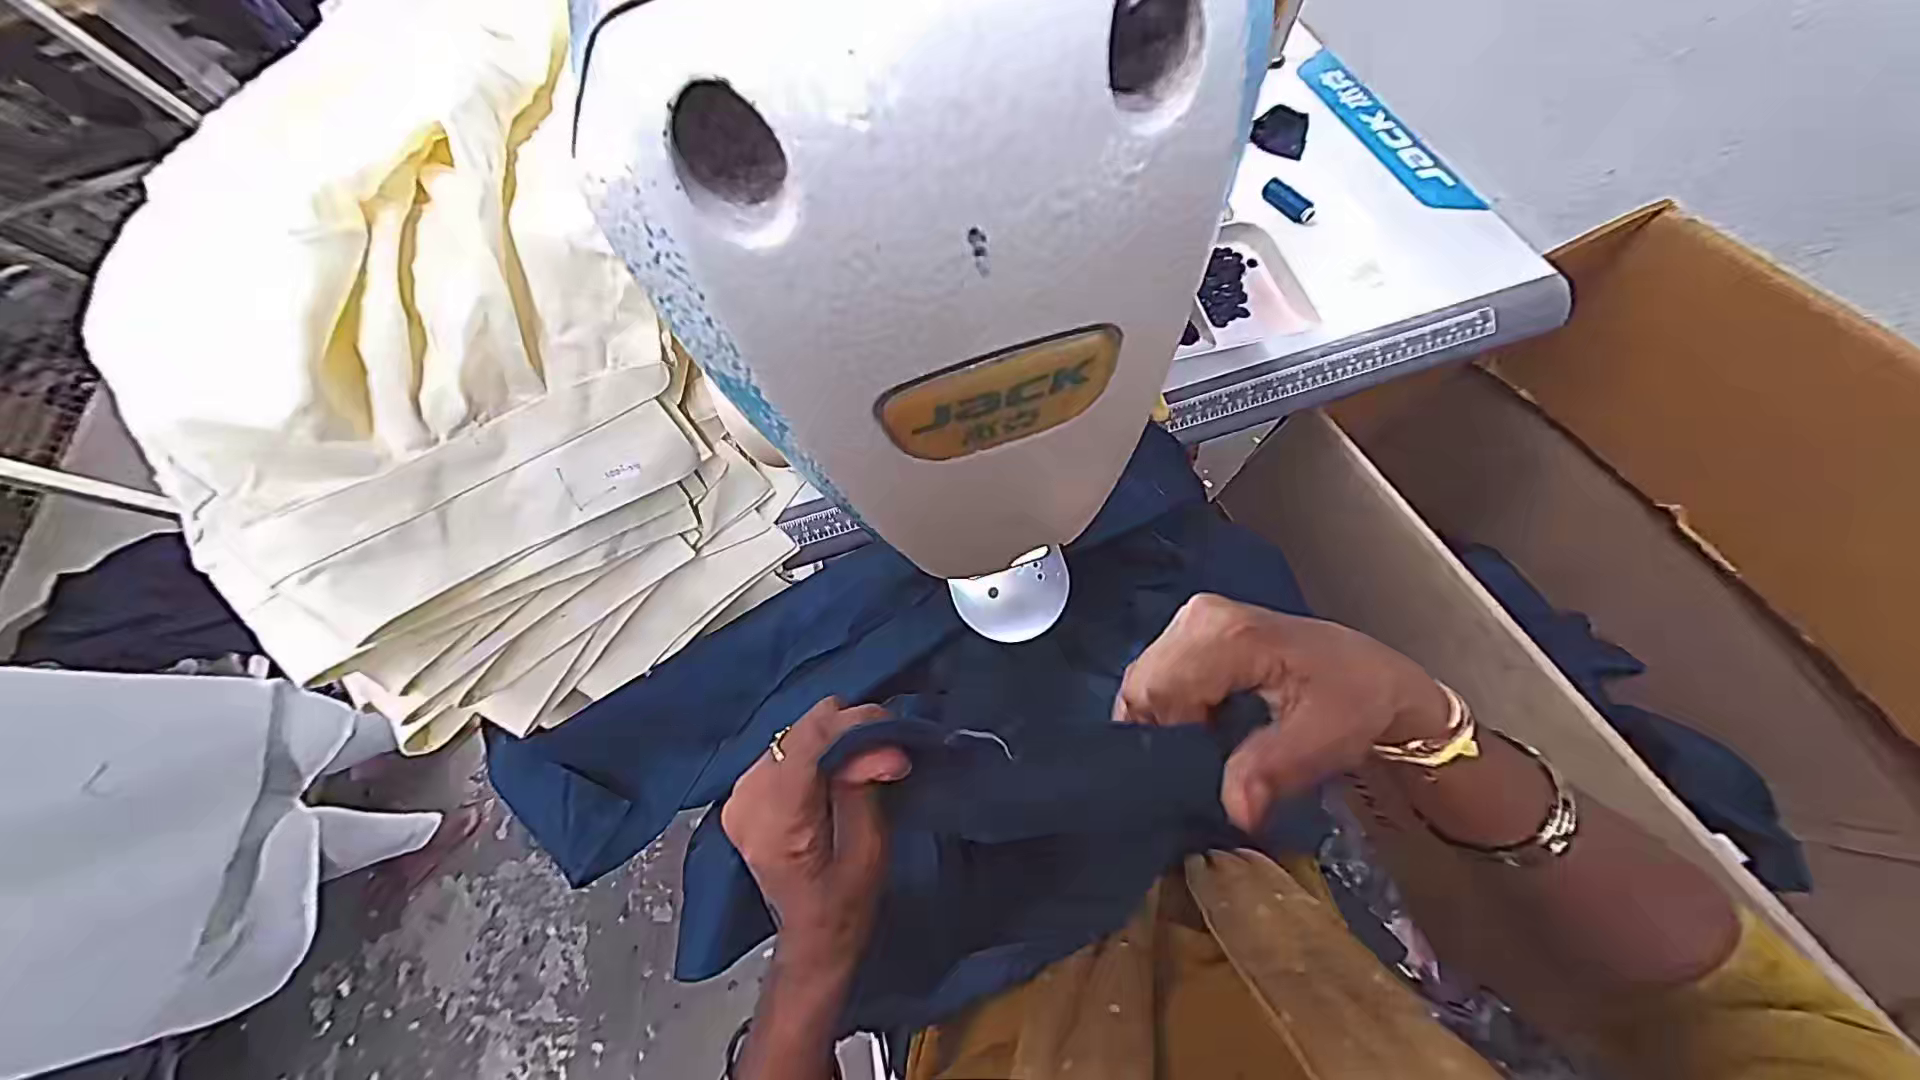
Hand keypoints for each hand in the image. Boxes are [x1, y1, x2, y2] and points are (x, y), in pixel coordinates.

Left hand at [722, 696, 909, 971]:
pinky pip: (787, 746)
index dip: (855, 723)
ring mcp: (739, 795)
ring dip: (833, 738)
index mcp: (776, 822)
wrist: (813, 936)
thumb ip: (867, 787)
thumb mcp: (870, 848)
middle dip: (847, 730)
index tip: (889, 725)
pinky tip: (835, 770)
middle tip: (881, 750)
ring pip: (795, 731)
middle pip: (801, 729)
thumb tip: (882, 744)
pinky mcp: (743, 792)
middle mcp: (746, 801)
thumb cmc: (845, 902)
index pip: (809, 741)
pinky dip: (817, 748)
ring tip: (861, 762)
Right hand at [1113, 594, 1450, 831]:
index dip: (1171, 737)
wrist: (1371, 673)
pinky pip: (1155, 674)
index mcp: (1229, 634)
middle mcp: (1199, 616)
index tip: (1206, 767)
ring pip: (1143, 680)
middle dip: (1162, 730)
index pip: (1158, 691)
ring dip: (1162, 719)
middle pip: (1143, 684)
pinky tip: (1198, 721)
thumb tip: (1235, 811)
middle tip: (1205, 758)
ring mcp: (1192, 617)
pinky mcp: (1190, 628)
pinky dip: (1167, 705)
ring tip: (1205, 740)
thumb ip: (1272, 770)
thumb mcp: (1324, 742)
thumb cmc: (1354, 701)